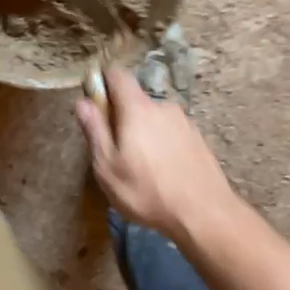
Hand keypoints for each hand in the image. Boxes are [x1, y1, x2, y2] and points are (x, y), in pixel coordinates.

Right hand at [75, 66, 236, 243]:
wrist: (205, 214)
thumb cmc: (148, 192)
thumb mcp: (108, 167)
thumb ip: (95, 130)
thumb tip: (83, 102)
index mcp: (137, 108)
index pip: (118, 74)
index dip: (103, 82)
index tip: (96, 105)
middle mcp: (162, 106)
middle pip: (135, 99)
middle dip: (122, 117)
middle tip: (116, 151)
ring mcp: (184, 121)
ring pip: (154, 118)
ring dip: (143, 133)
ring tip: (142, 168)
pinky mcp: (198, 138)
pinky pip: (171, 132)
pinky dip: (162, 144)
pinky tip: (163, 173)